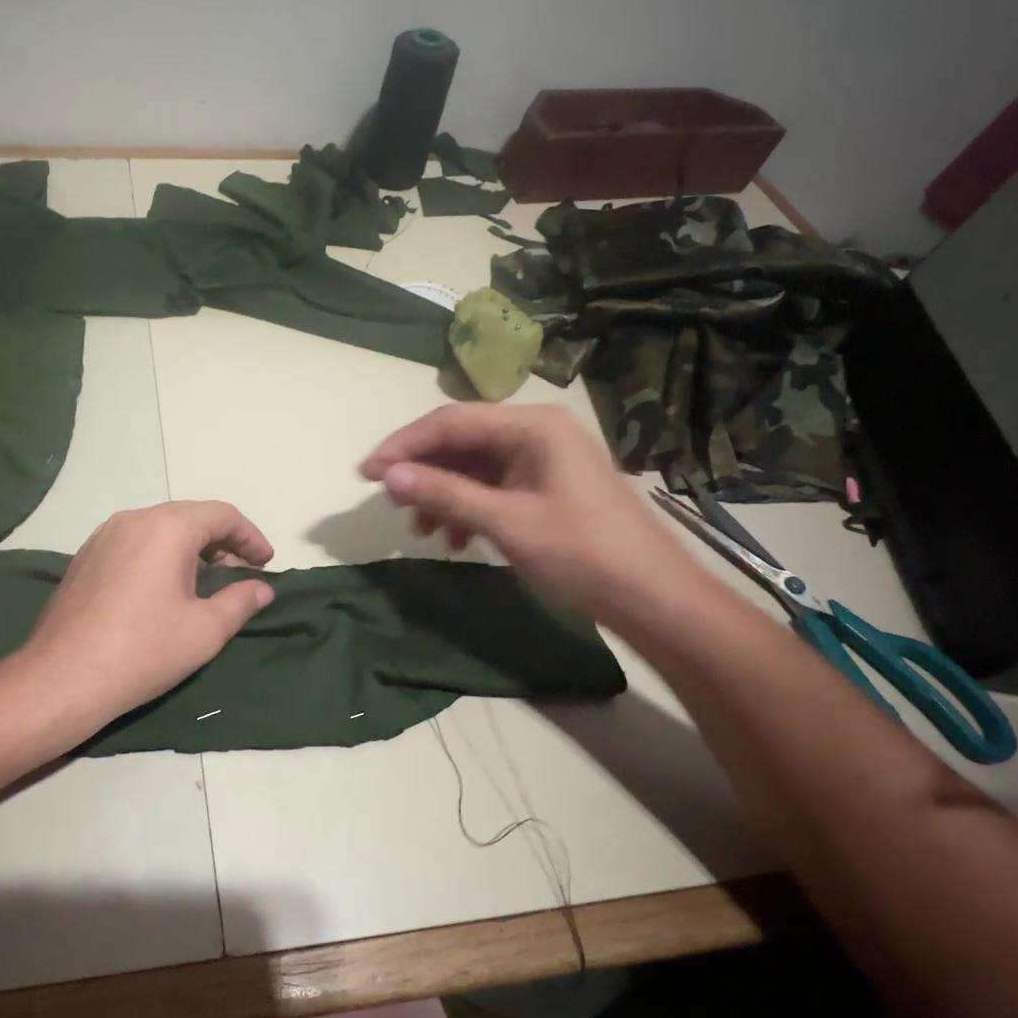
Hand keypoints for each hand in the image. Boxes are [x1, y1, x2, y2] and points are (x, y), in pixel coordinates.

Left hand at [19, 501, 276, 721]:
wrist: (63, 678)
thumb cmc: (143, 651)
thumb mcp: (204, 631)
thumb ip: (240, 602)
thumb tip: (261, 588)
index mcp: (167, 528)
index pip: (221, 515)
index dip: (251, 536)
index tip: (267, 563)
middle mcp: (133, 519)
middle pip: (189, 516)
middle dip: (222, 541)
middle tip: (242, 573)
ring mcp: (103, 537)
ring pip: (159, 528)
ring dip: (190, 548)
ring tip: (208, 581)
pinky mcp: (85, 558)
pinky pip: (134, 543)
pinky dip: (160, 555)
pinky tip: (166, 588)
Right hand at [360, 403, 702, 622]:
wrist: (651, 595)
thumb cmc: (581, 553)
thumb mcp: (506, 522)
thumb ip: (445, 494)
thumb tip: (388, 476)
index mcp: (532, 426)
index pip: (451, 422)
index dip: (403, 445)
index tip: (366, 474)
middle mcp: (536, 432)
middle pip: (461, 441)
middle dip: (422, 472)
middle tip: (389, 503)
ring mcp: (543, 459)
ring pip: (473, 467)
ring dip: (442, 495)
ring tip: (420, 530)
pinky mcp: (546, 486)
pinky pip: (492, 486)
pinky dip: (467, 508)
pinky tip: (454, 539)